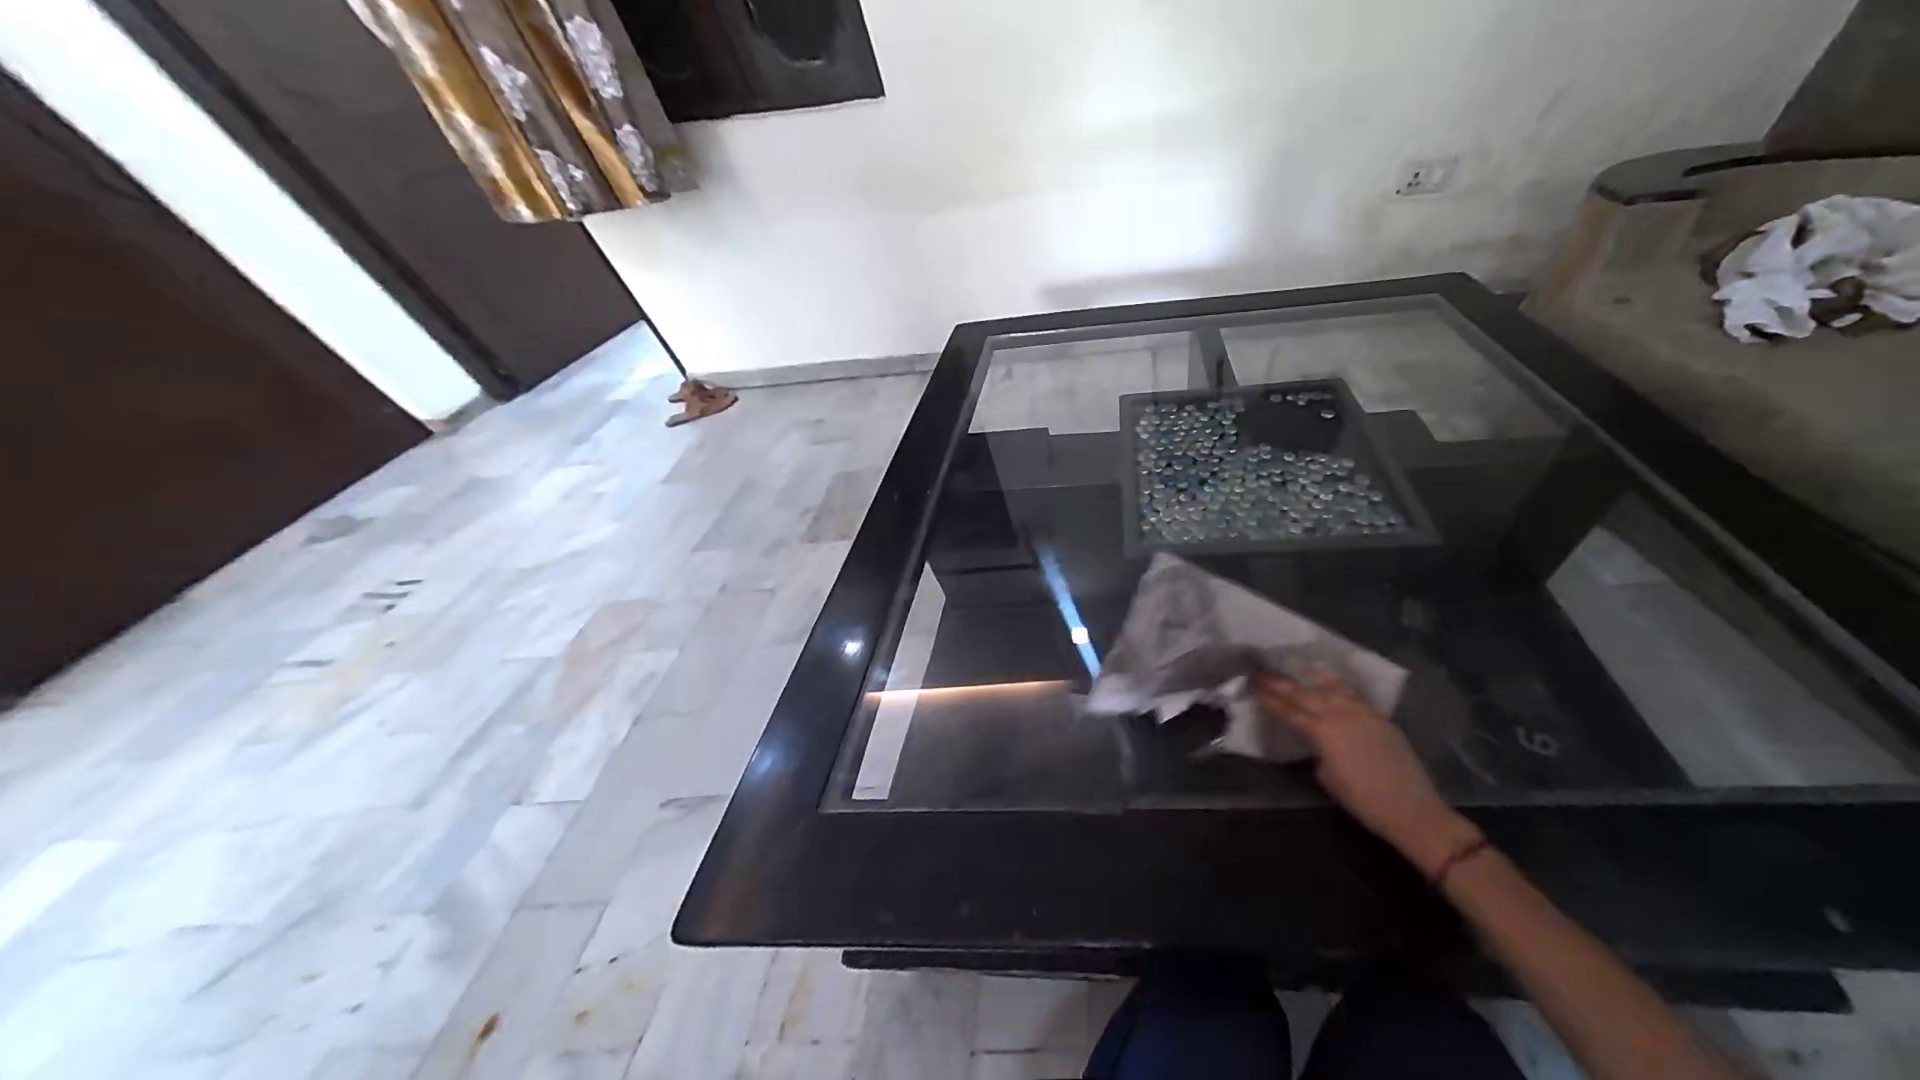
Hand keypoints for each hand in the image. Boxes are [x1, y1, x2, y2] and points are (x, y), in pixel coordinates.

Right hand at [1255, 669, 1480, 875]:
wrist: (1412, 809)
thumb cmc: (1362, 800)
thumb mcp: (1327, 776)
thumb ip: (1318, 750)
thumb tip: (1318, 740)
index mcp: (1322, 731)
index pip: (1289, 711)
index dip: (1270, 700)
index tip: (1254, 687)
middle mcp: (1340, 715)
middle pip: (1305, 694)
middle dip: (1281, 684)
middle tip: (1263, 674)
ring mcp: (1363, 714)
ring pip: (1332, 688)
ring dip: (1311, 677)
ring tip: (1297, 667)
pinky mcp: (1380, 719)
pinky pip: (1354, 696)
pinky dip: (1338, 687)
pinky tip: (1332, 683)